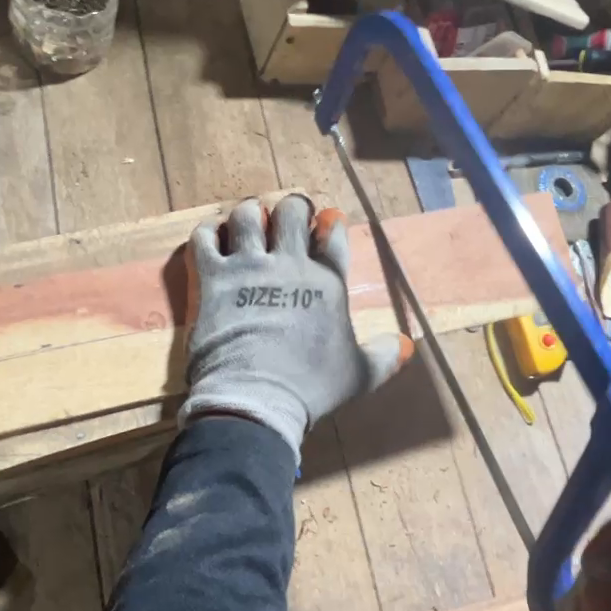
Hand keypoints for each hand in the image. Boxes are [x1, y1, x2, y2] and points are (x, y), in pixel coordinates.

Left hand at [178, 196, 411, 460]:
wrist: (256, 400)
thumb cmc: (310, 389)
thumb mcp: (359, 376)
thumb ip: (384, 356)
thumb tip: (406, 345)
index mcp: (328, 282)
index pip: (332, 235)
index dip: (329, 224)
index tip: (325, 222)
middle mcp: (289, 264)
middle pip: (290, 212)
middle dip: (289, 211)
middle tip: (283, 222)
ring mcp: (248, 267)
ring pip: (246, 215)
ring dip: (248, 215)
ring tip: (247, 225)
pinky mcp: (211, 277)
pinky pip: (204, 237)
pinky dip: (208, 233)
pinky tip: (212, 240)